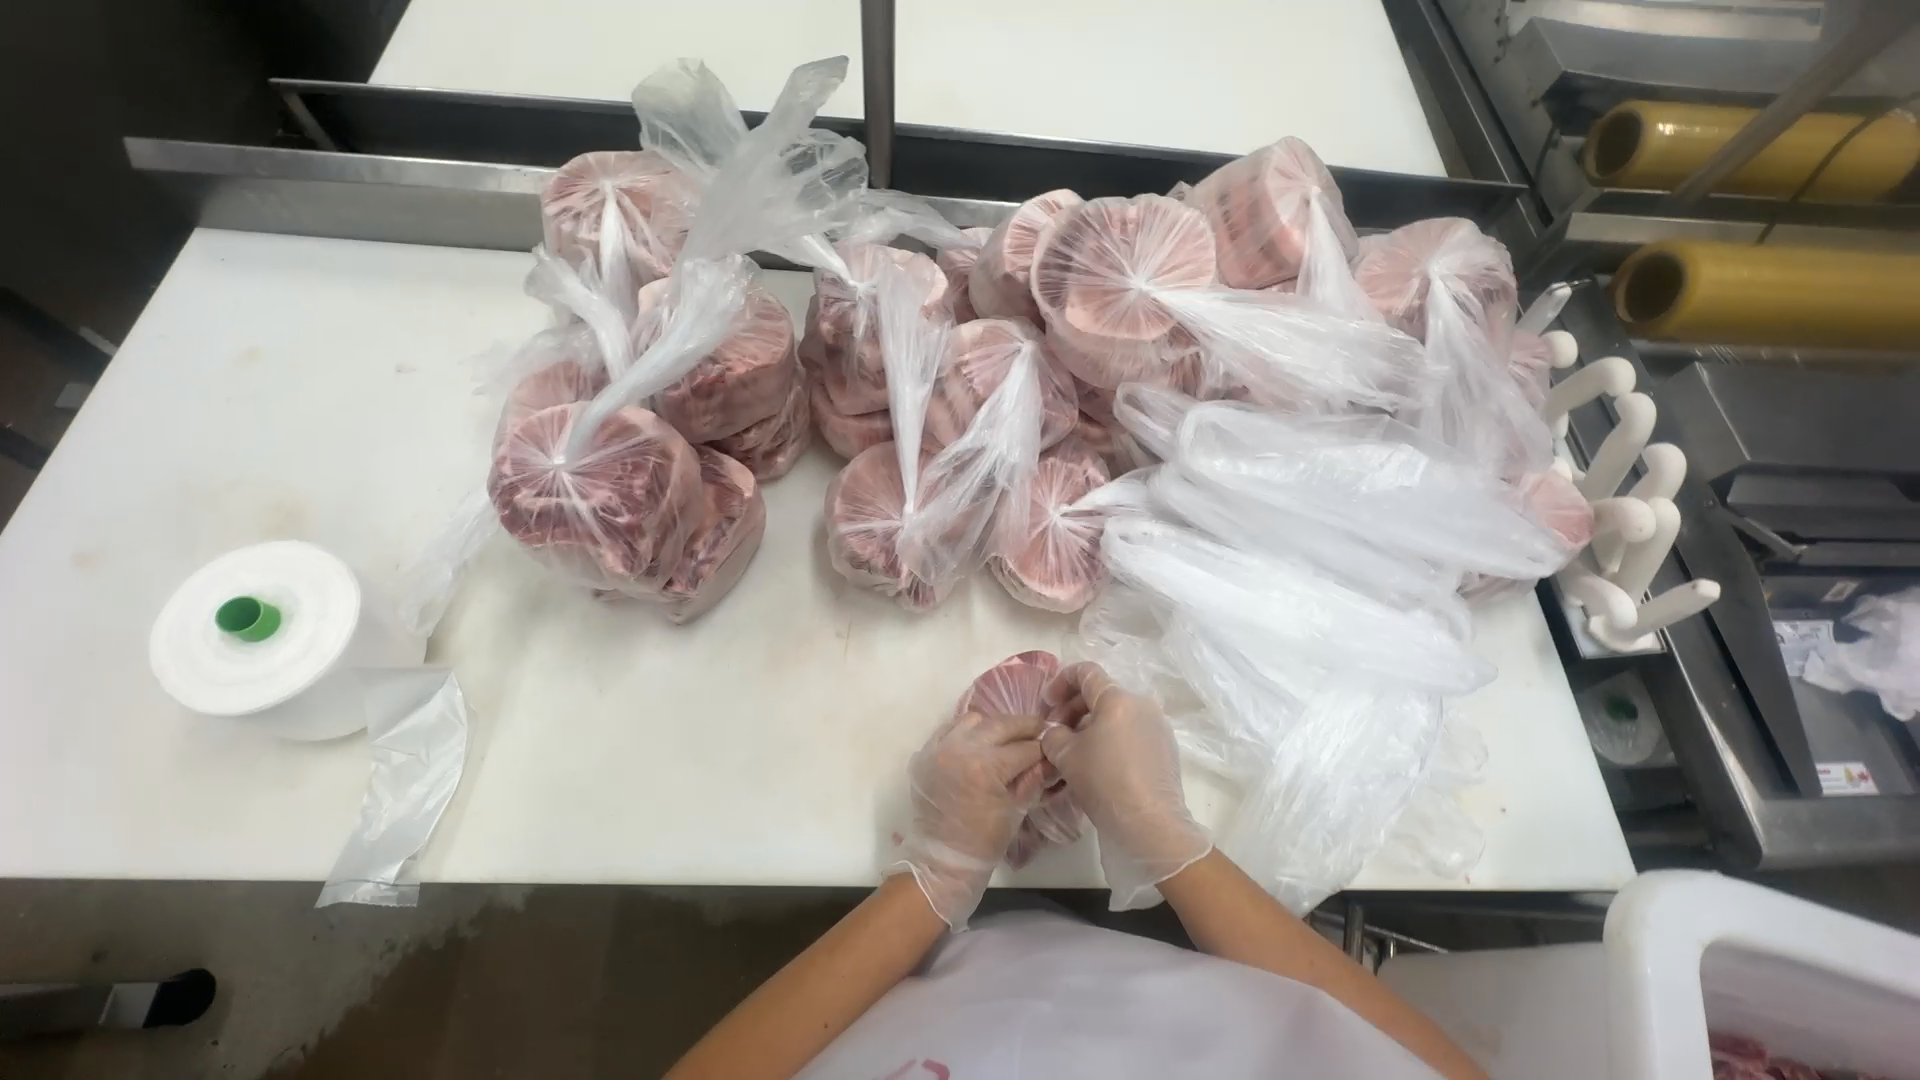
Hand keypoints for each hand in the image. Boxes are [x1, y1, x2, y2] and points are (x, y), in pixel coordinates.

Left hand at [892, 711, 1046, 928]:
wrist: (942, 861)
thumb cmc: (984, 842)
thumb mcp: (1016, 810)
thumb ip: (1033, 778)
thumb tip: (1051, 757)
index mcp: (986, 768)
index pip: (1025, 747)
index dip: (1043, 747)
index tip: (1054, 745)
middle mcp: (960, 750)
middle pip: (1001, 724)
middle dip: (1024, 727)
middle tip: (1038, 731)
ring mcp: (938, 750)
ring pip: (973, 720)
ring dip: (992, 727)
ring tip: (1003, 740)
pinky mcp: (924, 755)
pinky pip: (948, 730)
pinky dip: (965, 734)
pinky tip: (977, 746)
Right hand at [1040, 661, 1211, 905]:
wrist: (1150, 823)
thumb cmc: (1104, 782)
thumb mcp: (1065, 756)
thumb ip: (1053, 734)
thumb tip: (1056, 731)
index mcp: (1117, 698)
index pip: (1085, 672)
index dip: (1060, 681)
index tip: (1047, 704)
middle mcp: (1141, 704)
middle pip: (1101, 693)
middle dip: (1073, 707)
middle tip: (1055, 732)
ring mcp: (1157, 725)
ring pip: (1117, 713)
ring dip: (1091, 724)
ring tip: (1074, 750)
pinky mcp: (1166, 747)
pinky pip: (1131, 731)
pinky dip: (1111, 737)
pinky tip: (1099, 762)